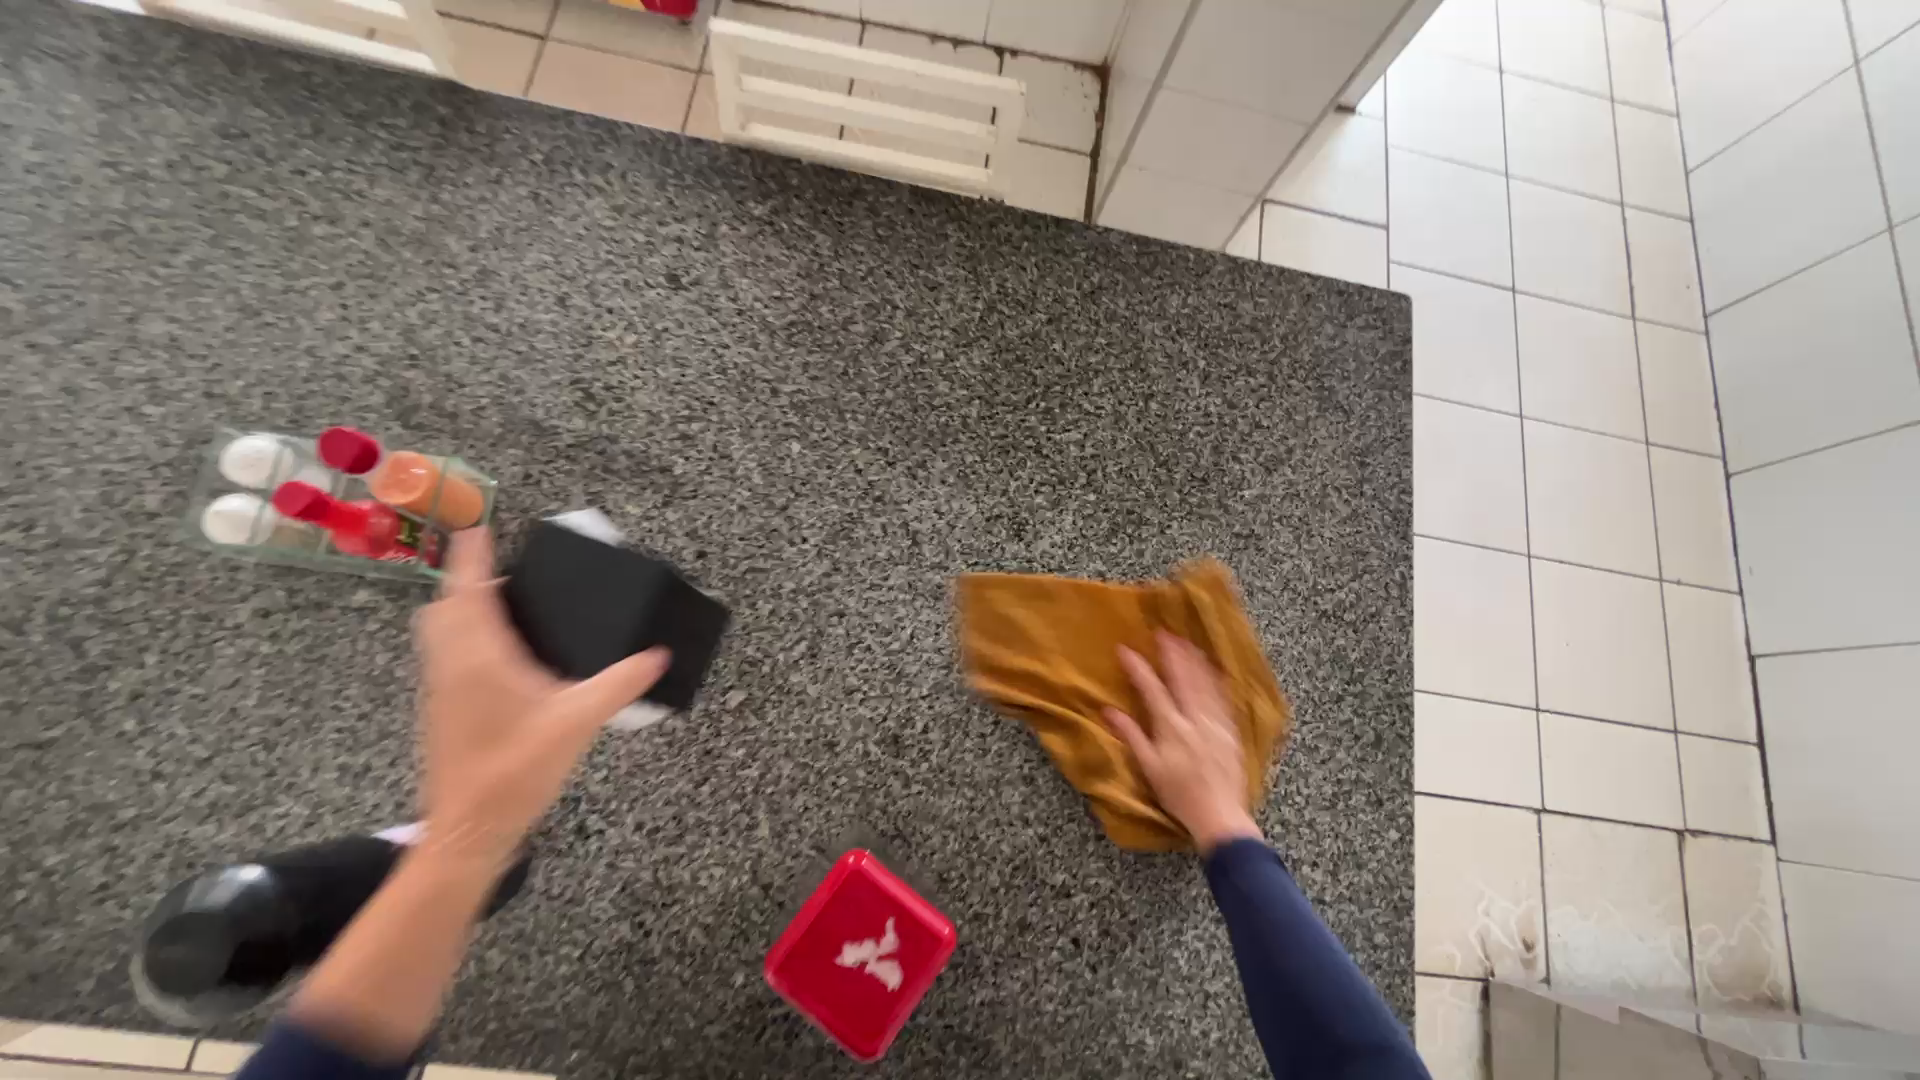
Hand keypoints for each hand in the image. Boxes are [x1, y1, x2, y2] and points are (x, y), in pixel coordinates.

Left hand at [412, 529, 669, 868]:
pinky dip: (462, 638)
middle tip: (498, 572)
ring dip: (459, 610)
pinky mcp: (440, 711)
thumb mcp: (580, 721)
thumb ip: (621, 684)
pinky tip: (498, 657)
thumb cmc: (518, 769)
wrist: (468, 829)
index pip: (468, 592)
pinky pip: (444, 656)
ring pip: (438, 633)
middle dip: (464, 582)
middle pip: (442, 607)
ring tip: (500, 606)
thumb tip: (657, 655)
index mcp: (480, 657)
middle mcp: (452, 665)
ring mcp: (440, 690)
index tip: (478, 527)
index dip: (472, 557)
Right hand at [1104, 632, 1262, 853]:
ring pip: (1205, 684)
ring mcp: (1216, 724)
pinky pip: (1224, 698)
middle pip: (1183, 679)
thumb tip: (1108, 711)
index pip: (1152, 690)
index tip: (1125, 649)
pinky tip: (1214, 669)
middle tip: (1164, 632)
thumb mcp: (1149, 768)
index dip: (1138, 668)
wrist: (1220, 816)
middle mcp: (1195, 720)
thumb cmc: (1178, 795)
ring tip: (1187, 642)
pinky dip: (1217, 679)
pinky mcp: (1231, 731)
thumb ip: (1131, 736)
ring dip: (1195, 661)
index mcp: (1172, 728)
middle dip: (1173, 654)